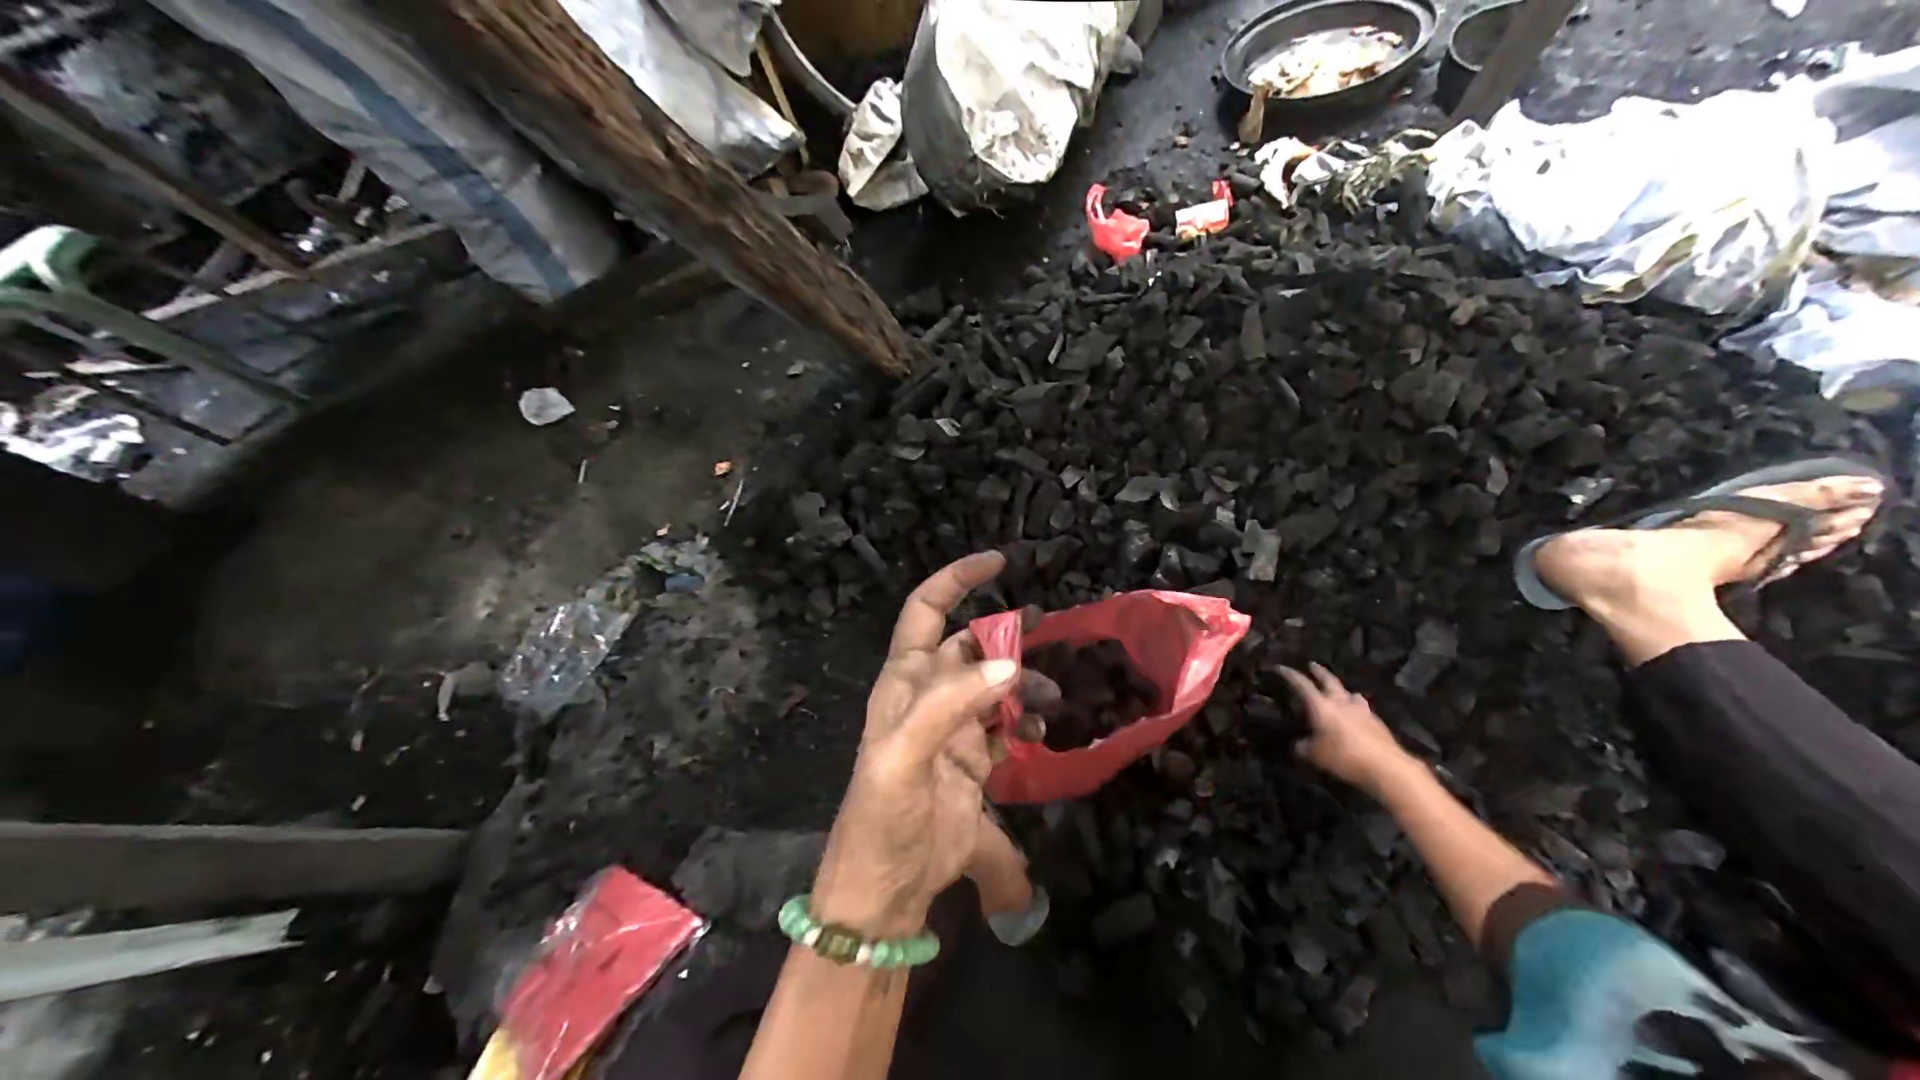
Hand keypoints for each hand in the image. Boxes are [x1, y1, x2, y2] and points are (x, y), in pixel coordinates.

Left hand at [810, 551, 1053, 936]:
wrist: (884, 888)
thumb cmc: (882, 817)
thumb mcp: (903, 757)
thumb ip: (951, 705)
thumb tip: (1009, 664)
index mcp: (903, 682)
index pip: (925, 612)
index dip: (955, 581)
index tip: (998, 562)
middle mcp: (928, 696)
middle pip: (970, 646)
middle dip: (1006, 634)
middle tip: (1049, 628)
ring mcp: (953, 729)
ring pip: (994, 685)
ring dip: (1022, 684)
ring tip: (1048, 700)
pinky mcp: (973, 762)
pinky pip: (1005, 728)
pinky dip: (1024, 724)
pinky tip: (1037, 734)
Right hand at [1278, 662, 1421, 795]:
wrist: (1386, 766)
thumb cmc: (1344, 756)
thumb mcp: (1314, 755)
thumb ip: (1303, 746)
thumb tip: (1300, 744)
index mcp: (1321, 705)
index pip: (1301, 684)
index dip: (1289, 674)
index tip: (1280, 667)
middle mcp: (1341, 702)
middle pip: (1329, 680)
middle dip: (1319, 671)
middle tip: (1312, 664)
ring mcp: (1361, 710)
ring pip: (1350, 693)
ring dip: (1342, 690)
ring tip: (1339, 692)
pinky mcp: (1376, 722)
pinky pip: (1362, 708)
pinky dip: (1355, 707)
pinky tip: (1356, 716)